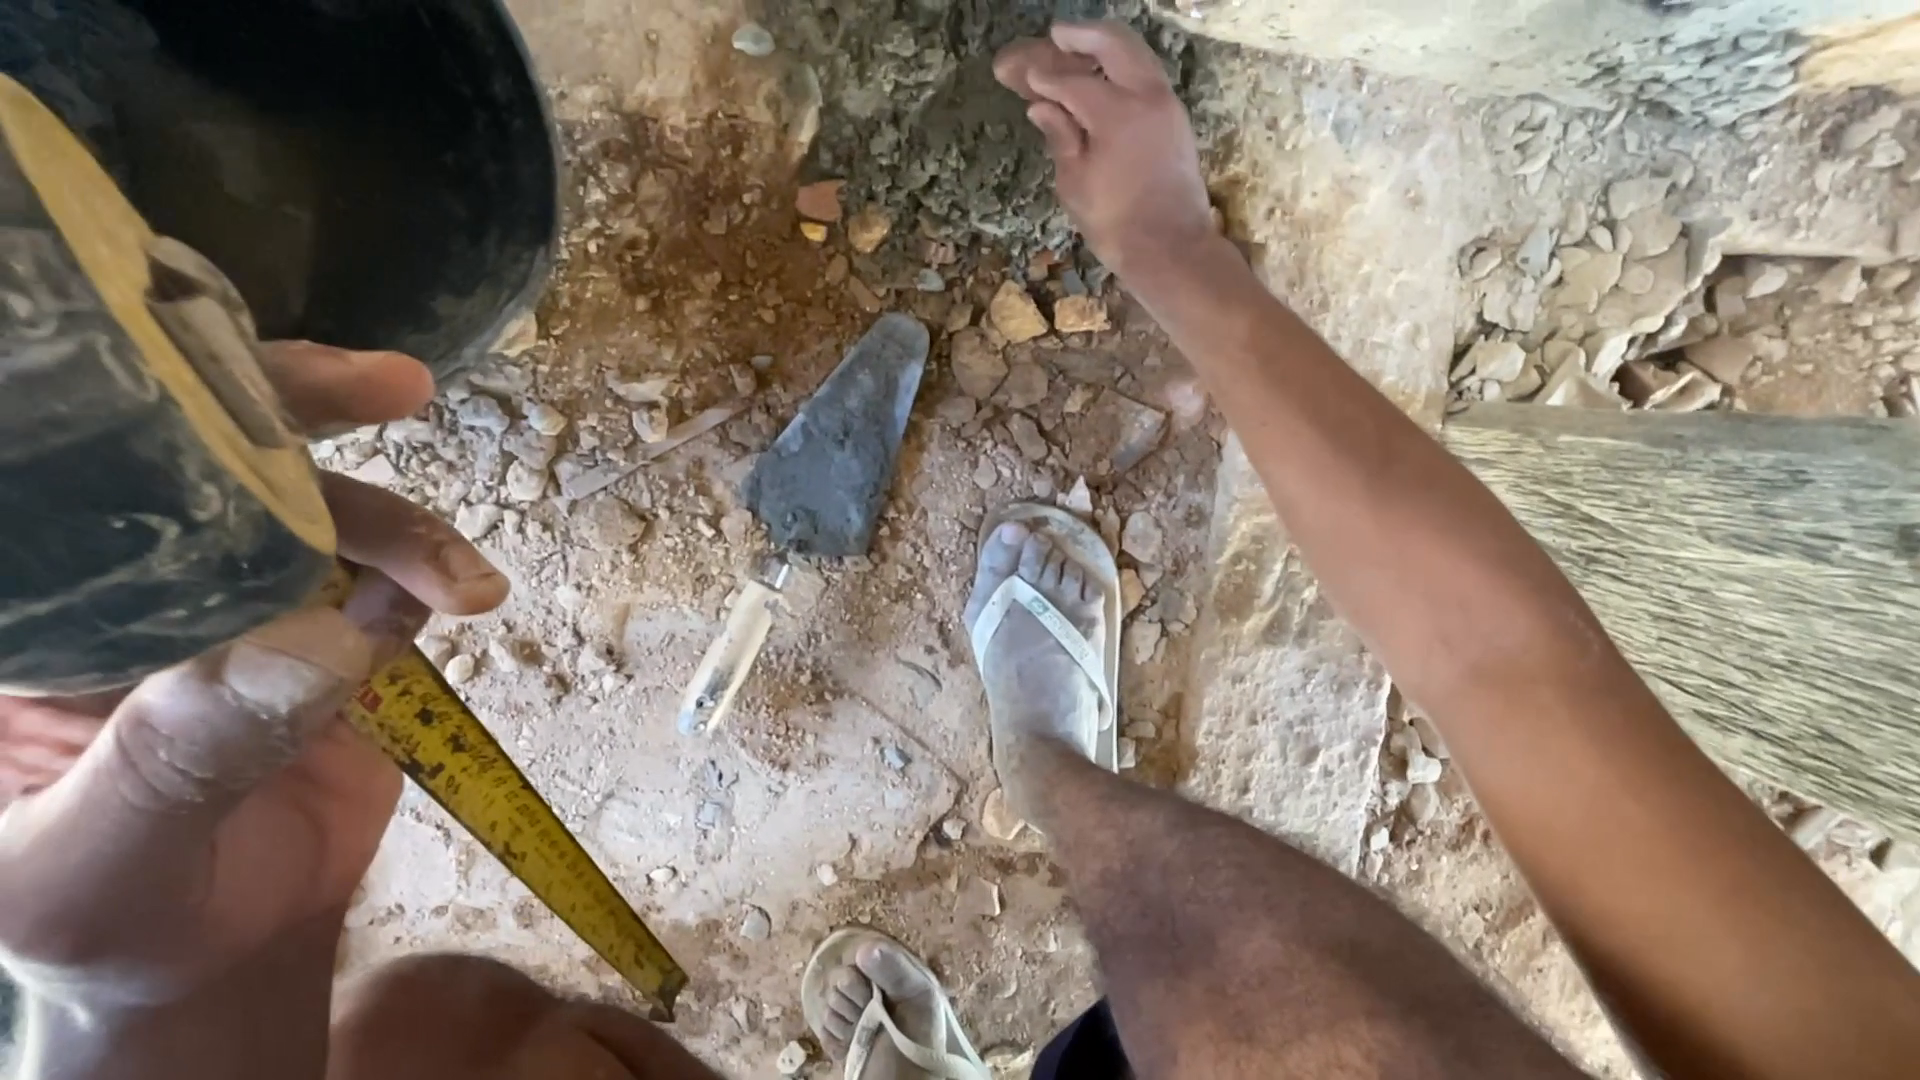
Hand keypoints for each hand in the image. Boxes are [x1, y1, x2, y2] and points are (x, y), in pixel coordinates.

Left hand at [0, 342, 508, 1009]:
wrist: (227, 945)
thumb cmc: (112, 920)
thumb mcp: (90, 869)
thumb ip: (174, 762)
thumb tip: (315, 646)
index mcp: (29, 618)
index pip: (66, 486)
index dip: (139, 407)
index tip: (226, 357)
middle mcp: (128, 587)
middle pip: (206, 466)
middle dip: (298, 415)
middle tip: (395, 385)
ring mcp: (237, 603)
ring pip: (318, 516)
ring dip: (404, 533)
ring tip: (469, 585)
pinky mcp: (326, 628)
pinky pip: (381, 576)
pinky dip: (424, 576)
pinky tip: (458, 598)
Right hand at [994, 21, 1214, 274]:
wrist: (1171, 248)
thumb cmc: (1115, 225)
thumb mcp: (1076, 185)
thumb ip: (1061, 137)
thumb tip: (1042, 106)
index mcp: (1116, 113)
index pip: (1070, 81)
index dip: (1040, 76)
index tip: (1015, 71)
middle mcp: (1146, 95)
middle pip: (1111, 44)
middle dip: (1078, 37)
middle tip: (1053, 35)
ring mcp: (1166, 103)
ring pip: (1134, 54)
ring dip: (1103, 45)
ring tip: (1075, 45)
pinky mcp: (1175, 118)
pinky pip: (1145, 74)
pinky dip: (1121, 65)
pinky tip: (1102, 76)